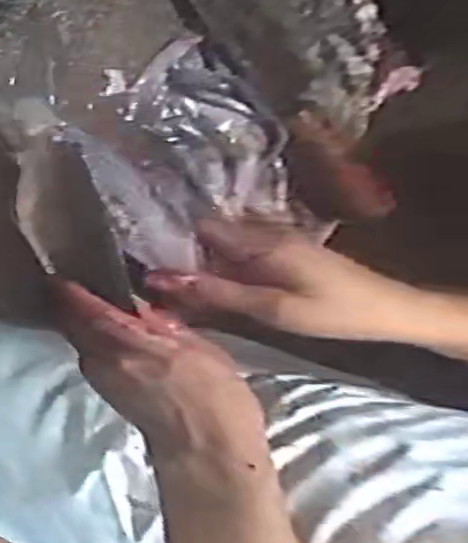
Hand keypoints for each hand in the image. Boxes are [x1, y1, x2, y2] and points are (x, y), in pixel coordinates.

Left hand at [54, 280, 268, 466]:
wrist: (203, 447)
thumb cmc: (215, 397)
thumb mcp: (201, 350)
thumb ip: (165, 325)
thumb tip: (139, 305)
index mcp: (128, 342)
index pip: (84, 309)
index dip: (68, 290)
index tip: (59, 276)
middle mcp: (101, 355)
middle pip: (70, 320)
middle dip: (66, 302)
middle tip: (72, 284)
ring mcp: (94, 370)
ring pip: (75, 335)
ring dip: (77, 319)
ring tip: (91, 305)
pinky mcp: (97, 383)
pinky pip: (85, 350)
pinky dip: (88, 337)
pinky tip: (105, 333)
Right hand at [145, 219, 416, 342]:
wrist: (401, 314)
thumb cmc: (338, 312)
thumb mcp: (273, 309)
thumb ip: (214, 292)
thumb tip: (155, 278)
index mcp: (260, 243)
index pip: (196, 228)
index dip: (166, 240)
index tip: (141, 261)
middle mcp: (262, 234)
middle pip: (202, 236)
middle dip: (174, 255)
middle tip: (149, 281)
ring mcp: (271, 242)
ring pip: (214, 246)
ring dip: (192, 263)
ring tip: (169, 287)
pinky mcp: (277, 253)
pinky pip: (231, 254)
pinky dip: (212, 268)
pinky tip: (204, 286)